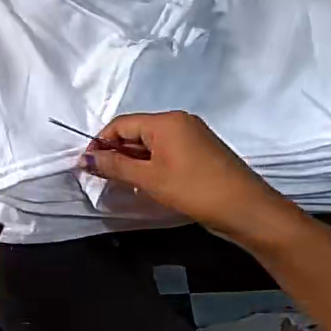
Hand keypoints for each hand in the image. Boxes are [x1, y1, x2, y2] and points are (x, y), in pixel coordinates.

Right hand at [83, 111, 307, 249]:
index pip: (120, 124)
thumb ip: (114, 166)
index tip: (87, 166)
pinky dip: (150, 164)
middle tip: (102, 178)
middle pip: (135, 131)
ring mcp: (192, 135)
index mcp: (165, 121)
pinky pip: (165, 151)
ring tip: (122, 184)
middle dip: (115, 153)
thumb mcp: (148, 179)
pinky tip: (146, 183)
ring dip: (132, 161)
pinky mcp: (200, 151)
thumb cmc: (194, 190)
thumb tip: (85, 158)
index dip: (100, 143)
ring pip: (150, 143)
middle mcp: (179, 121)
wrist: (245, 209)